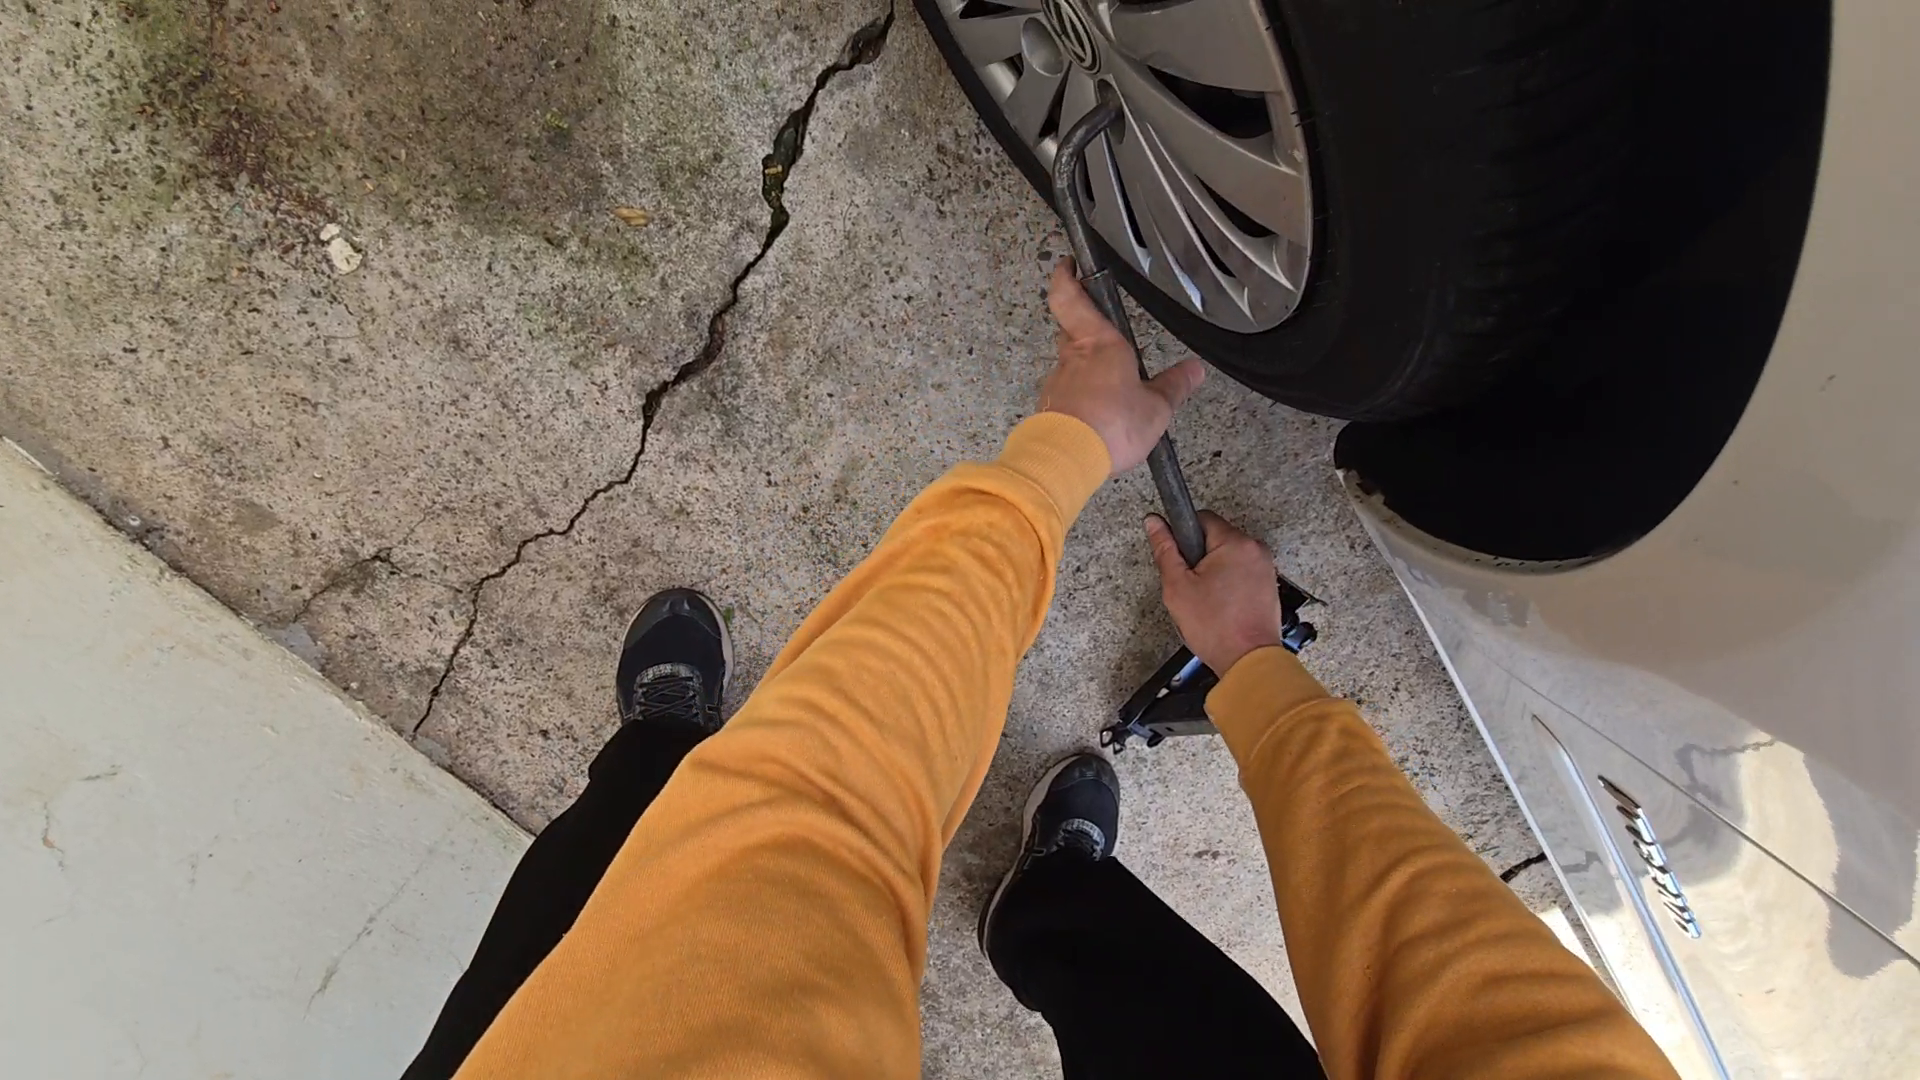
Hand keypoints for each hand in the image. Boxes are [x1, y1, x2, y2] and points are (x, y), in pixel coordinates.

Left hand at [1039, 260, 1205, 473]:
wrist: (1066, 459)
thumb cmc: (1110, 425)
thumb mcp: (1156, 407)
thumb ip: (1174, 387)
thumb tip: (1195, 371)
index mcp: (1098, 343)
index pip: (1070, 297)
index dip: (1065, 277)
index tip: (1067, 265)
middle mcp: (1072, 358)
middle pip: (1069, 331)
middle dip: (1082, 327)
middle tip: (1098, 327)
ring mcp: (1057, 384)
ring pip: (1067, 365)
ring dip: (1083, 368)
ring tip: (1107, 384)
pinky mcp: (1050, 410)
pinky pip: (1065, 396)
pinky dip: (1079, 398)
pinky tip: (1096, 414)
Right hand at [1146, 510, 1284, 673]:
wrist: (1248, 661)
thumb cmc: (1216, 627)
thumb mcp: (1177, 586)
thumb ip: (1165, 549)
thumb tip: (1154, 523)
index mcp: (1235, 543)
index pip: (1201, 518)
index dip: (1182, 535)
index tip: (1177, 557)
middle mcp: (1255, 550)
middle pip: (1215, 538)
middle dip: (1198, 557)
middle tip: (1189, 585)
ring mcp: (1265, 568)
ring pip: (1227, 557)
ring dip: (1212, 571)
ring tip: (1205, 600)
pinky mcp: (1268, 585)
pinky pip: (1240, 573)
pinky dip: (1227, 584)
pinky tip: (1219, 606)